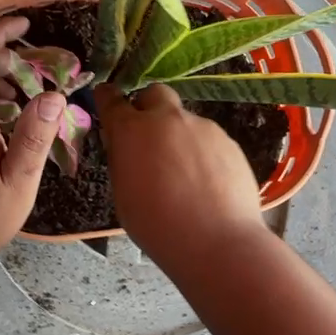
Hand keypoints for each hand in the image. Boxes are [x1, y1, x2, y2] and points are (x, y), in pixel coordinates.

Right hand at [95, 83, 267, 269]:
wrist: (216, 241)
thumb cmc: (156, 224)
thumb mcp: (122, 193)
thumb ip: (123, 159)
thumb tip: (127, 145)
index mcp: (132, 131)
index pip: (112, 99)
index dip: (107, 97)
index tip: (106, 98)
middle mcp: (167, 120)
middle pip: (155, 93)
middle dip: (148, 107)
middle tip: (148, 137)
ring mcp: (203, 128)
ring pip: (185, 121)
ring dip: (178, 137)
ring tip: (185, 176)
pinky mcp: (229, 142)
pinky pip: (209, 140)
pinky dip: (203, 154)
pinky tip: (207, 184)